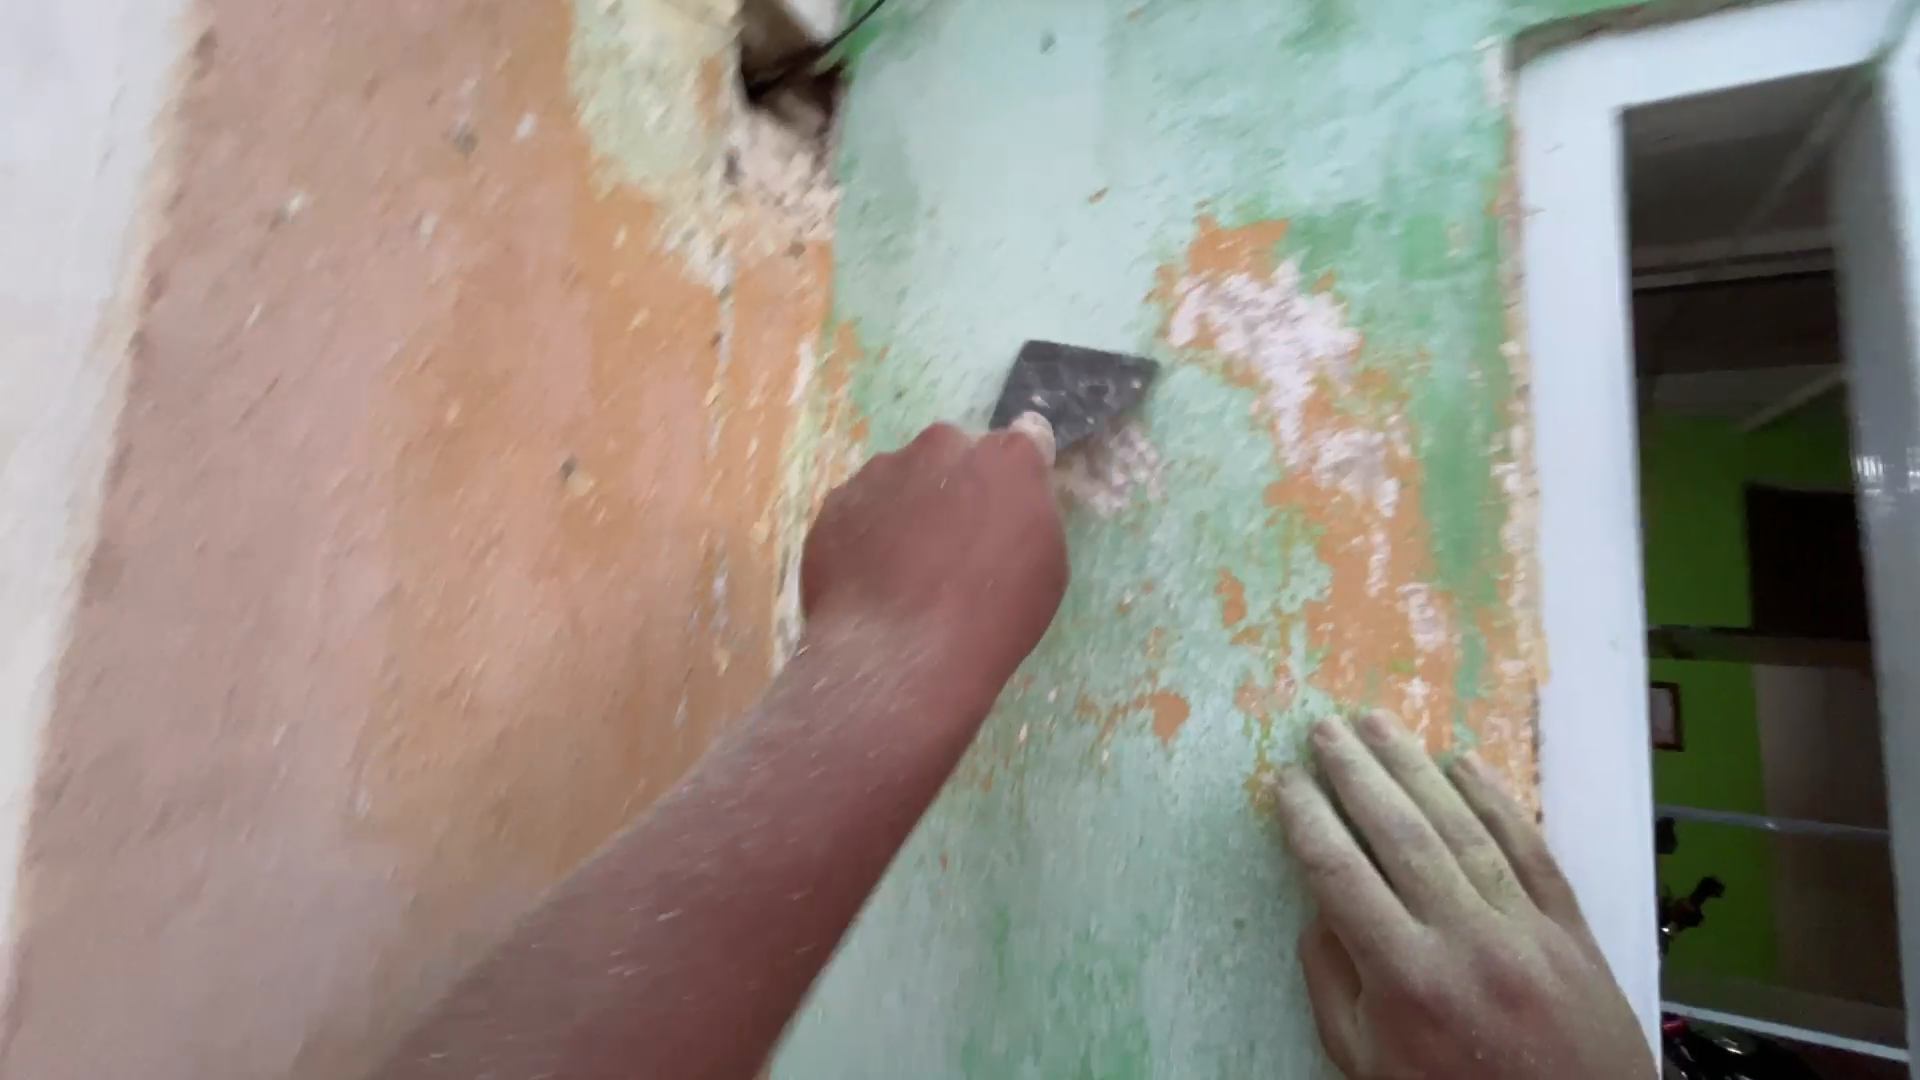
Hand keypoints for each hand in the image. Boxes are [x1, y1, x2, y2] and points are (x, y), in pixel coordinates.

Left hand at [800, 420, 1067, 716]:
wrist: (901, 653)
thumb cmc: (993, 616)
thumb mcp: (1046, 567)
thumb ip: (1030, 513)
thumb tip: (1011, 497)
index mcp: (1004, 457)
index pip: (1022, 441)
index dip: (1014, 475)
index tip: (1007, 502)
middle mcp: (940, 446)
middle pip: (953, 456)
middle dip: (955, 487)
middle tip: (953, 544)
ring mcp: (880, 471)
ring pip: (901, 480)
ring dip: (907, 509)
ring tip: (904, 569)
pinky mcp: (836, 502)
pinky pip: (860, 509)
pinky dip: (866, 533)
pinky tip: (872, 578)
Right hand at [1274, 713, 1651, 1078]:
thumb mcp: (1361, 1061)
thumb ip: (1329, 979)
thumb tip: (1318, 905)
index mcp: (1406, 979)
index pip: (1338, 872)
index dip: (1306, 817)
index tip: (1285, 778)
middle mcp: (1466, 942)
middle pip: (1398, 834)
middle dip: (1354, 772)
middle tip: (1324, 728)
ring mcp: (1527, 933)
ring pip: (1461, 828)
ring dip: (1413, 767)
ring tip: (1376, 722)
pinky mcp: (1574, 935)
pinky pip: (1532, 852)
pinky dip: (1498, 802)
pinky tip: (1464, 762)